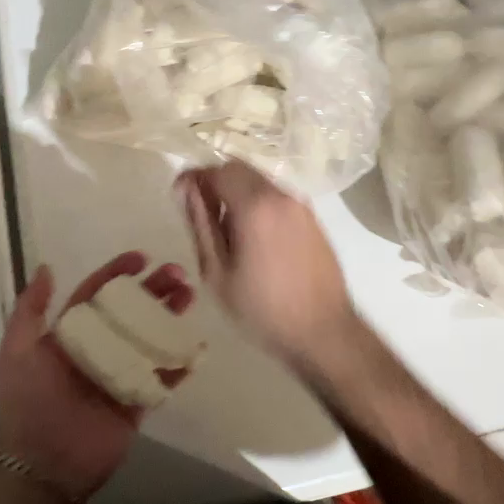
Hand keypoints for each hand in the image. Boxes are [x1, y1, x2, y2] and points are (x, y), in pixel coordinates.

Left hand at [0, 252, 193, 503]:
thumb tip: (46, 267)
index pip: (97, 293)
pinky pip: (161, 379)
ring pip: (149, 338)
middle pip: (130, 311)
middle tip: (178, 275)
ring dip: (169, 316)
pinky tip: (195, 347)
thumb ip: (31, 308)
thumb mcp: (17, 349)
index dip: (117, 273)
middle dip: (154, 290)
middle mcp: (97, 348)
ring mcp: (119, 374)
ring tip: (189, 297)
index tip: (142, 259)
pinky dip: (179, 364)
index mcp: (70, 333)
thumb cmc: (28, 401)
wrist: (41, 464)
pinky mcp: (136, 402)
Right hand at [175, 162, 356, 365]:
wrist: (325, 334)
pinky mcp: (313, 220)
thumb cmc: (262, 309)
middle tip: (202, 214)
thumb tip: (185, 189)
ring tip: (228, 232)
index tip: (179, 195)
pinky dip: (259, 206)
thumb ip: (200, 224)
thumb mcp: (217, 272)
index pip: (217, 170)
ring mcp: (301, 206)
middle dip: (216, 183)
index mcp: (254, 206)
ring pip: (260, 183)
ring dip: (238, 194)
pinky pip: (277, 199)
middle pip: (240, 170)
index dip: (194, 178)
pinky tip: (255, 240)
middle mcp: (280, 195)